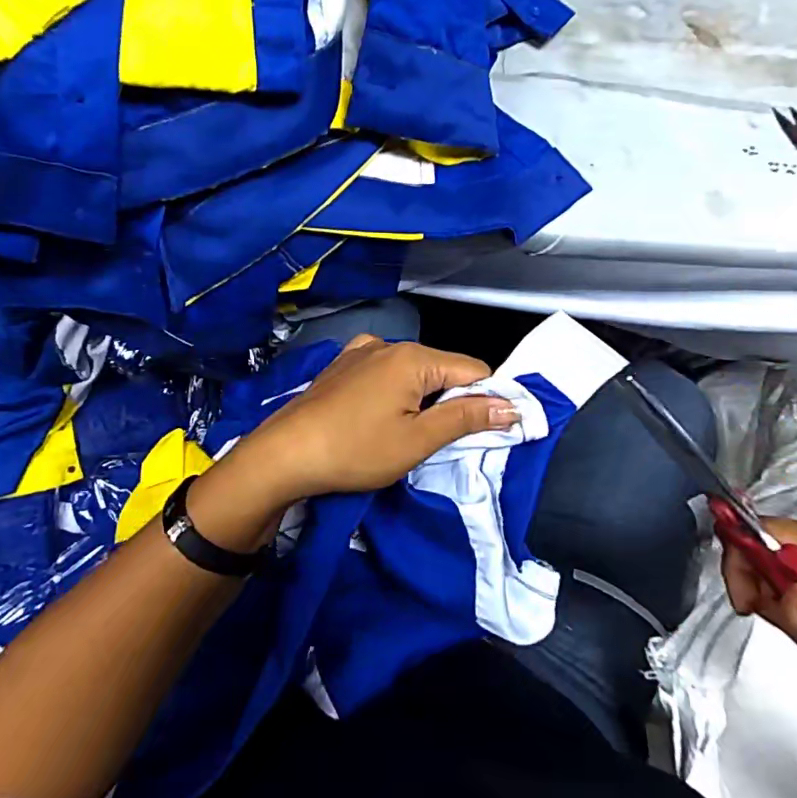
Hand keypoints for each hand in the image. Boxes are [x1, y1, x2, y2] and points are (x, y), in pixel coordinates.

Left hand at [229, 335, 516, 503]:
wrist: (285, 453)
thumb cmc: (355, 450)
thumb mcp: (417, 440)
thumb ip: (465, 418)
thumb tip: (511, 406)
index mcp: (412, 357)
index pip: (474, 370)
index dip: (486, 400)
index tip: (485, 433)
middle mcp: (386, 344)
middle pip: (442, 369)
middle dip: (450, 401)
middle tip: (437, 441)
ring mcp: (359, 352)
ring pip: (412, 372)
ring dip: (420, 399)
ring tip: (404, 435)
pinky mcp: (341, 366)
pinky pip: (383, 373)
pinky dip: (393, 393)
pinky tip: (377, 418)